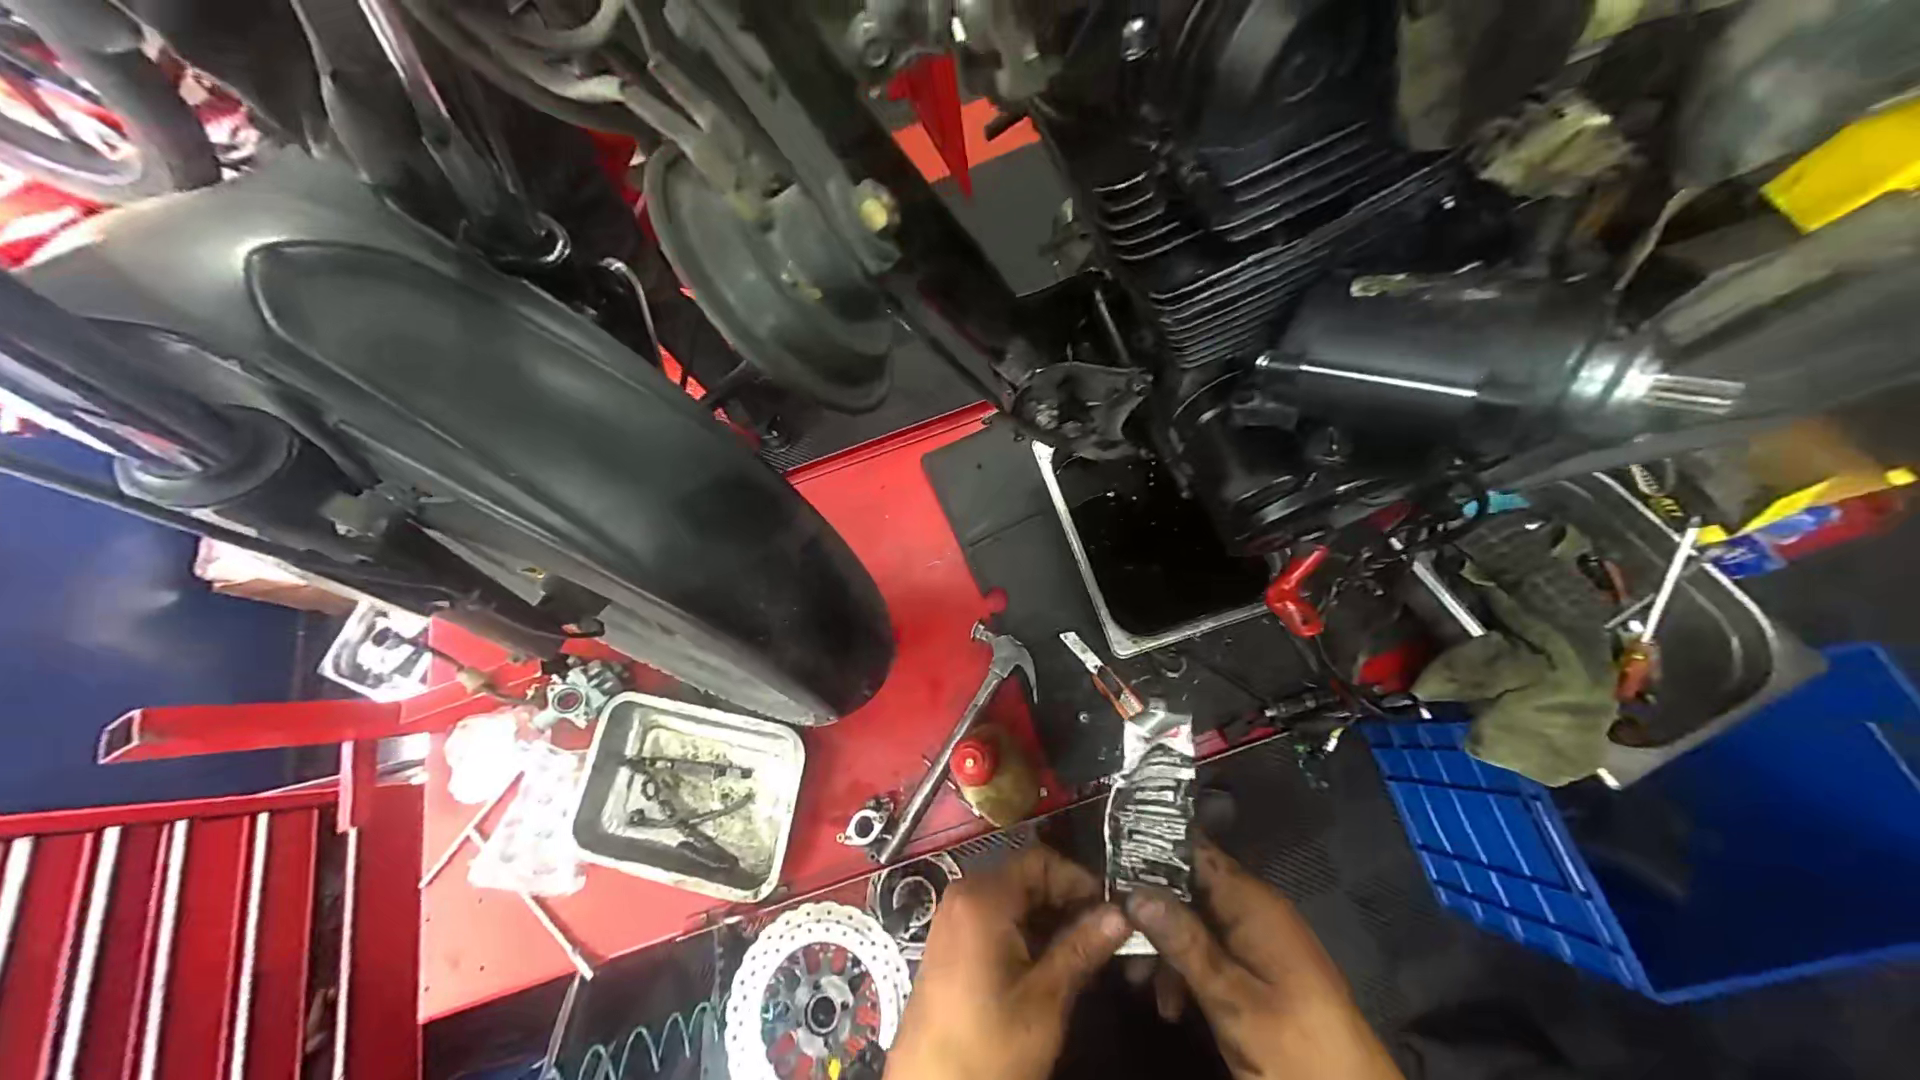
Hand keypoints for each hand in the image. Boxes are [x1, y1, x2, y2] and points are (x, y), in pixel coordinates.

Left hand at [884, 846, 1130, 1079]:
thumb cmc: (989, 1045)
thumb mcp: (1045, 998)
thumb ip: (1082, 948)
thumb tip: (1120, 914)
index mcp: (983, 896)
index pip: (1041, 860)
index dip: (1078, 880)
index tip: (1109, 910)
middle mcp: (963, 894)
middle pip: (1026, 877)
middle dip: (1066, 901)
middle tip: (1102, 936)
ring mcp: (953, 917)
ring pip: (1013, 899)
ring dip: (1049, 919)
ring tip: (1082, 954)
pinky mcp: (951, 941)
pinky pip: (995, 918)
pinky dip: (1025, 931)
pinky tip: (1048, 964)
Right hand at [1125, 840, 1403, 1079]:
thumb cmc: (1299, 1052)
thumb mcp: (1234, 1001)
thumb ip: (1185, 942)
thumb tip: (1136, 891)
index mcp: (1252, 903)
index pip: (1195, 852)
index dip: (1151, 849)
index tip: (1109, 858)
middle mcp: (1252, 911)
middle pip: (1188, 887)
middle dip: (1150, 909)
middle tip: (1115, 934)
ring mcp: (1255, 942)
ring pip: (1193, 922)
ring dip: (1163, 947)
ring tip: (1138, 982)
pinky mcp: (1256, 973)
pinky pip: (1210, 953)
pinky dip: (1185, 971)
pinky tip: (1170, 1005)